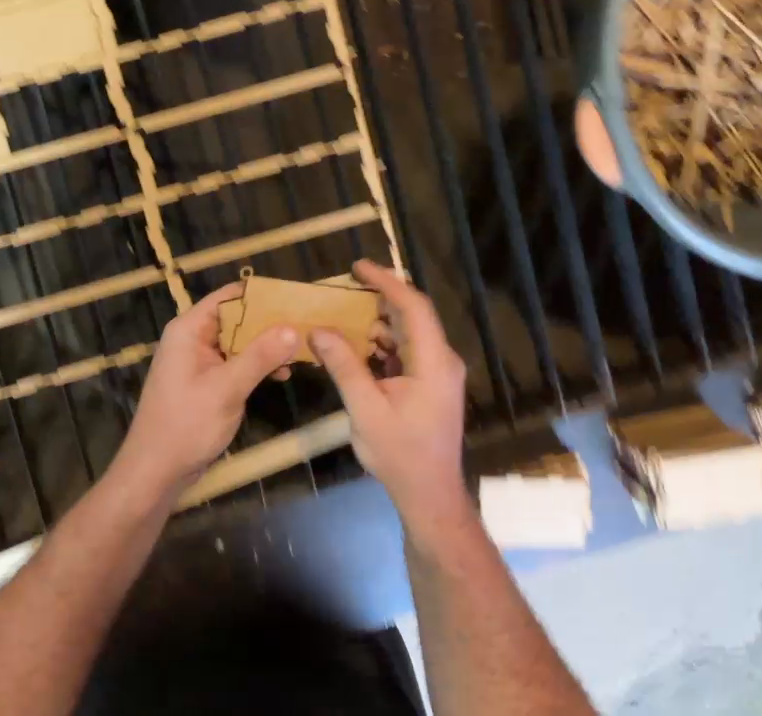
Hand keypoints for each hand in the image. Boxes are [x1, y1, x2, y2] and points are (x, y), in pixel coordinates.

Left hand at [111, 283, 299, 498]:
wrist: (156, 471)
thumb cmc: (187, 424)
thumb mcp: (227, 388)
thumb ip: (259, 356)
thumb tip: (292, 328)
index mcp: (189, 330)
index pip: (229, 297)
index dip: (261, 296)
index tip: (295, 300)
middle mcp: (192, 339)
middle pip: (236, 319)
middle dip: (269, 323)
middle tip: (307, 325)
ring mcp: (198, 362)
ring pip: (238, 342)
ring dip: (266, 347)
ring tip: (302, 351)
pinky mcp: (205, 383)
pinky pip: (234, 363)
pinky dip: (255, 366)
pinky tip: (281, 374)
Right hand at [311, 261, 468, 526]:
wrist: (429, 494)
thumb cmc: (400, 453)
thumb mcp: (365, 409)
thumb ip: (344, 366)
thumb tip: (318, 330)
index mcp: (434, 361)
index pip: (413, 307)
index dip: (386, 281)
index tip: (358, 267)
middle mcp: (442, 360)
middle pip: (412, 316)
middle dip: (379, 299)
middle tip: (345, 289)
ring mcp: (439, 374)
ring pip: (408, 335)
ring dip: (377, 324)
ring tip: (343, 320)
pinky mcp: (431, 386)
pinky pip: (407, 353)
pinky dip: (382, 346)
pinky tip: (356, 350)